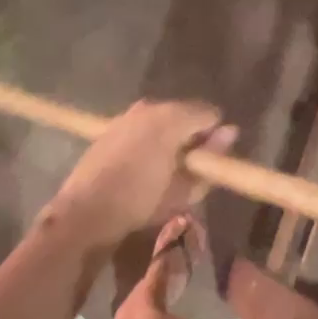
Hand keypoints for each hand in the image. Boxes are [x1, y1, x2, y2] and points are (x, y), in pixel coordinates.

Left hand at [44, 101, 237, 248]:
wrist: (86, 211)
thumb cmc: (141, 202)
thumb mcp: (185, 187)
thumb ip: (211, 156)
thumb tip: (231, 132)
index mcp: (171, 117)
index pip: (209, 113)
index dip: (214, 136)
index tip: (209, 162)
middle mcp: (148, 107)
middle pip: (183, 113)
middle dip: (191, 136)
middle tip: (189, 169)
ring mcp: (126, 115)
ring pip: (161, 119)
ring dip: (169, 138)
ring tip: (165, 169)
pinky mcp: (110, 127)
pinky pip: (141, 127)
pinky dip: (149, 140)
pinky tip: (143, 167)